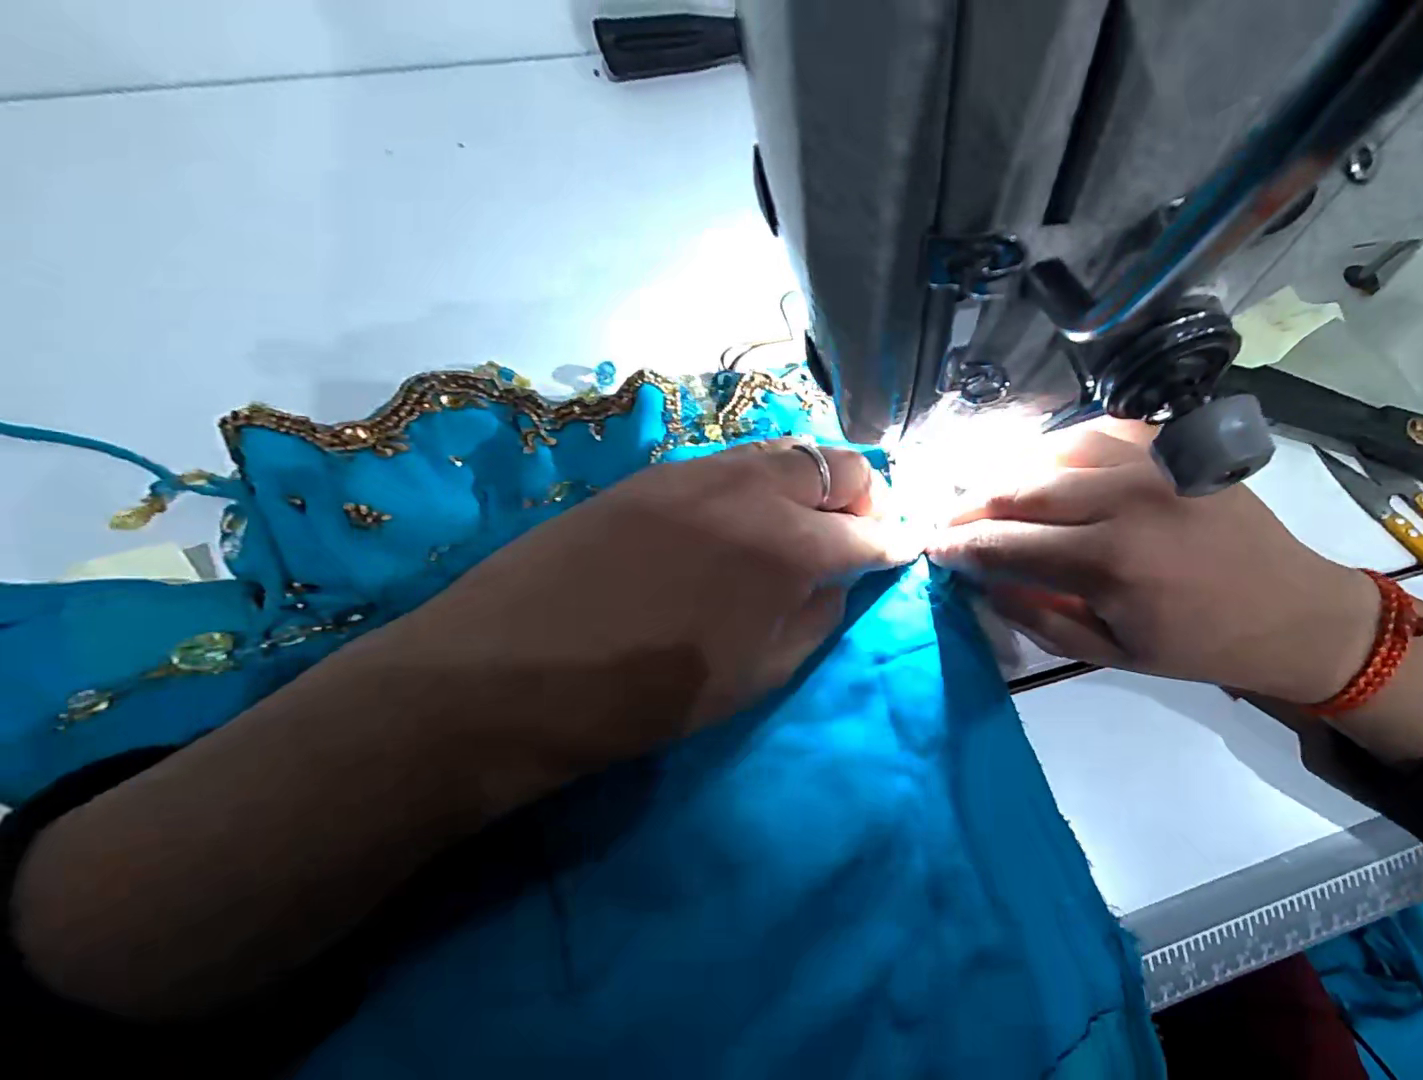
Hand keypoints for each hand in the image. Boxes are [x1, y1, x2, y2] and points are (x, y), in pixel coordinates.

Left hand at [352, 438, 920, 778]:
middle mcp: (751, 491)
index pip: (869, 532)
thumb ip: (815, 617)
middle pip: (838, 466)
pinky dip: (763, 482)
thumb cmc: (644, 698)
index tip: (906, 548)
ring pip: (786, 452)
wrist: (501, 678)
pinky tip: (746, 517)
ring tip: (808, 521)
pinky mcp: (654, 475)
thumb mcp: (757, 676)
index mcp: (787, 548)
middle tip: (859, 533)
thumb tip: (838, 581)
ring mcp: (699, 473)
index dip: (896, 541)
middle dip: (866, 497)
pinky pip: (734, 462)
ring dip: (816, 481)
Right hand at [928, 422, 1378, 703]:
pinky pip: (1099, 429)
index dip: (960, 544)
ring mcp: (1151, 462)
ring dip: (1009, 470)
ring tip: (985, 491)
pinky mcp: (1174, 445)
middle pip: (1019, 487)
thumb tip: (985, 583)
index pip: (1007, 543)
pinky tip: (1045, 461)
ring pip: (1052, 451)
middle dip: (970, 504)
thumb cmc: (1200, 644)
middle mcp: (1124, 499)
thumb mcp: (1113, 653)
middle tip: (945, 516)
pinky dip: (1061, 444)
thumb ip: (1040, 617)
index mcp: (1109, 562)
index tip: (931, 545)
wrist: (1291, 609)